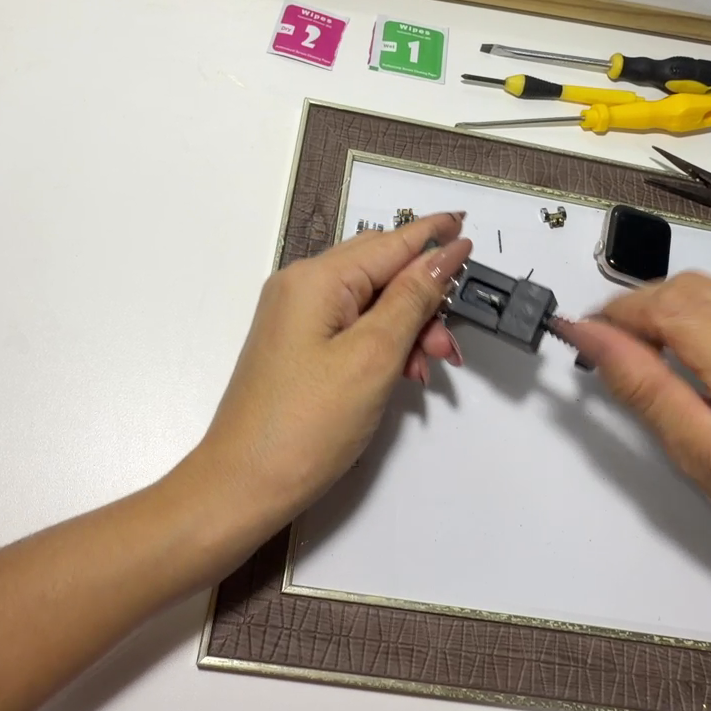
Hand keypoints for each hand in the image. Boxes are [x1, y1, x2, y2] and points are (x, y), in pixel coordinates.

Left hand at [186, 213, 472, 524]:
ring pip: (370, 301)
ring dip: (408, 326)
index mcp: (315, 279)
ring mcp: (296, 317)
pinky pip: (352, 326)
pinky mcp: (298, 345)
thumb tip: (444, 254)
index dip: (432, 236)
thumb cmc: (307, 424)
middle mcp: (301, 287)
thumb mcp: (373, 357)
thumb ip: (412, 299)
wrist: (243, 485)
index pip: (389, 243)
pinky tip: (403, 373)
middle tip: (451, 339)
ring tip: (429, 366)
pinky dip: (384, 343)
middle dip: (424, 297)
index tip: (467, 226)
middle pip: (380, 269)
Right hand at [561, 271, 710, 580]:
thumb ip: (643, 388)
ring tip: (672, 351)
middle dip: (647, 308)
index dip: (625, 311)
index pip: (680, 313)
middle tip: (625, 346)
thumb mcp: (699, 460)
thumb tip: (588, 331)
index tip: (593, 329)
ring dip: (683, 307)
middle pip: (697, 289)